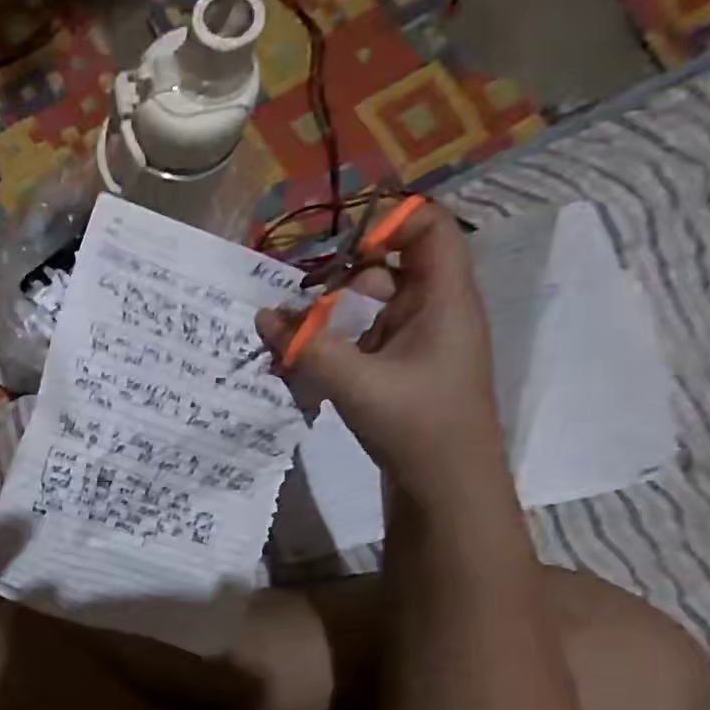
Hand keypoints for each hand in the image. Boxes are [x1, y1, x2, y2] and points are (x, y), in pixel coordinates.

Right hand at [255, 199, 503, 495]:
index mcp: (442, 300)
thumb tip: (263, 316)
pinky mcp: (398, 366)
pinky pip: (361, 337)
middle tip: (293, 298)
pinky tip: (298, 362)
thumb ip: (306, 347)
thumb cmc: (416, 424)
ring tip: (286, 336)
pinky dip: (330, 342)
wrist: (446, 485)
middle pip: (387, 267)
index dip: (384, 224)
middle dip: (336, 278)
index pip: (427, 230)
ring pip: (367, 306)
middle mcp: (432, 310)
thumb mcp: (355, 382)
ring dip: (326, 315)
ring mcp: (415, 340)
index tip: (332, 250)